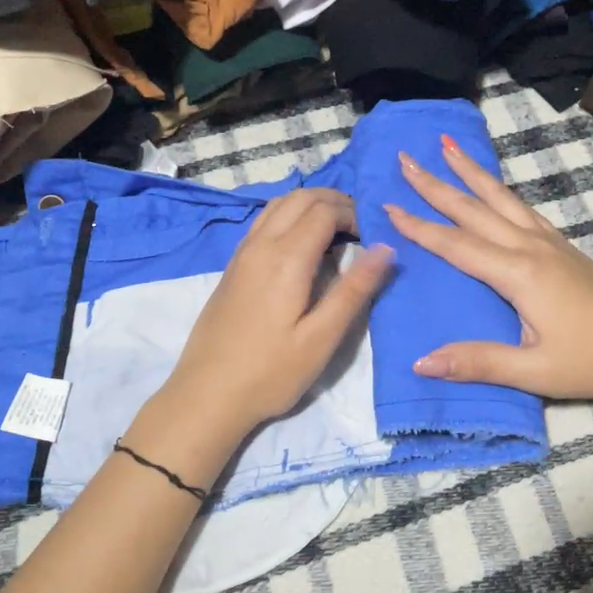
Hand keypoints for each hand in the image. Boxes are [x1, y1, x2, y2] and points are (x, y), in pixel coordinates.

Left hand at [162, 188, 393, 434]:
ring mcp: (242, 253)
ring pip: (279, 204)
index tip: (372, 238)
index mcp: (286, 258)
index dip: (354, 214)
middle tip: (360, 228)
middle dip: (335, 201)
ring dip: (311, 204)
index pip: (324, 210)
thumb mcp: (321, 339)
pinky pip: (265, 220)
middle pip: (301, 197)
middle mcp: (261, 244)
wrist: (206, 396)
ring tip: (336, 231)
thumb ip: (354, 290)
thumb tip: (386, 249)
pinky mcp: (233, 265)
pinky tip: (304, 244)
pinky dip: (291, 215)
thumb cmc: (270, 373)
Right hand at [386, 137, 592, 408]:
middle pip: (474, 209)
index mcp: (518, 274)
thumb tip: (421, 361)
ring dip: (470, 172)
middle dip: (437, 183)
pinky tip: (491, 185)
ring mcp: (548, 241)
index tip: (388, 205)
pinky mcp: (561, 245)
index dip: (420, 226)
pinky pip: (521, 207)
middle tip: (405, 158)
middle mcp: (530, 246)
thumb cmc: (591, 361)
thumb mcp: (534, 372)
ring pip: (500, 198)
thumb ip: (478, 362)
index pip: (457, 244)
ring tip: (447, 146)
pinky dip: (498, 189)